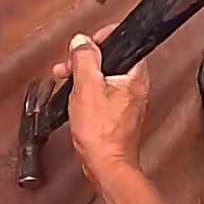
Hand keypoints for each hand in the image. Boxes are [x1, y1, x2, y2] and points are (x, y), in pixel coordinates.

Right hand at [53, 25, 149, 182]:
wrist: (107, 165)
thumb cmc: (101, 134)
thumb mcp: (86, 88)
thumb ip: (84, 60)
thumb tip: (81, 41)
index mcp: (135, 75)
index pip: (124, 41)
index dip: (101, 38)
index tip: (84, 46)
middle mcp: (136, 85)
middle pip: (112, 58)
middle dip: (87, 58)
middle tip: (69, 65)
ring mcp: (129, 99)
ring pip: (106, 75)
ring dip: (85, 74)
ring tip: (66, 79)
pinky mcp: (120, 112)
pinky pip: (104, 91)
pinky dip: (89, 89)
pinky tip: (76, 96)